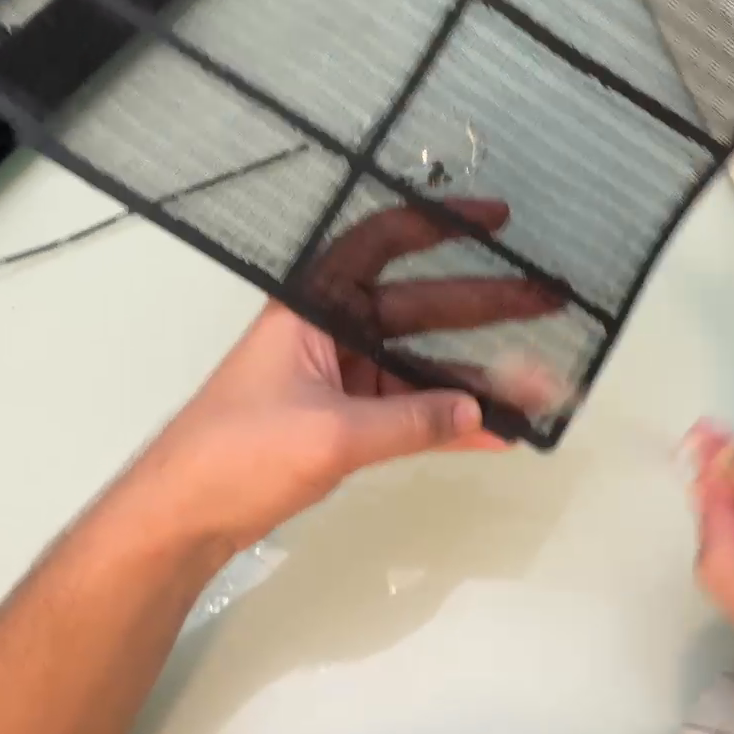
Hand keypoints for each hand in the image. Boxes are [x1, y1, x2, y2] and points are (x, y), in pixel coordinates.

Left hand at [122, 199, 561, 552]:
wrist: (184, 513)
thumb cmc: (239, 453)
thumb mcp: (330, 433)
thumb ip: (409, 421)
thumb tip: (479, 412)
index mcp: (315, 306)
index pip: (383, 242)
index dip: (441, 224)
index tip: (498, 221)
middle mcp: (332, 330)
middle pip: (421, 307)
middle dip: (485, 307)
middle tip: (550, 301)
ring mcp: (341, 376)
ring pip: (421, 365)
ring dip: (477, 379)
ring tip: (542, 385)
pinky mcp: (344, 417)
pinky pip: (408, 409)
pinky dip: (447, 421)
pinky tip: (496, 433)